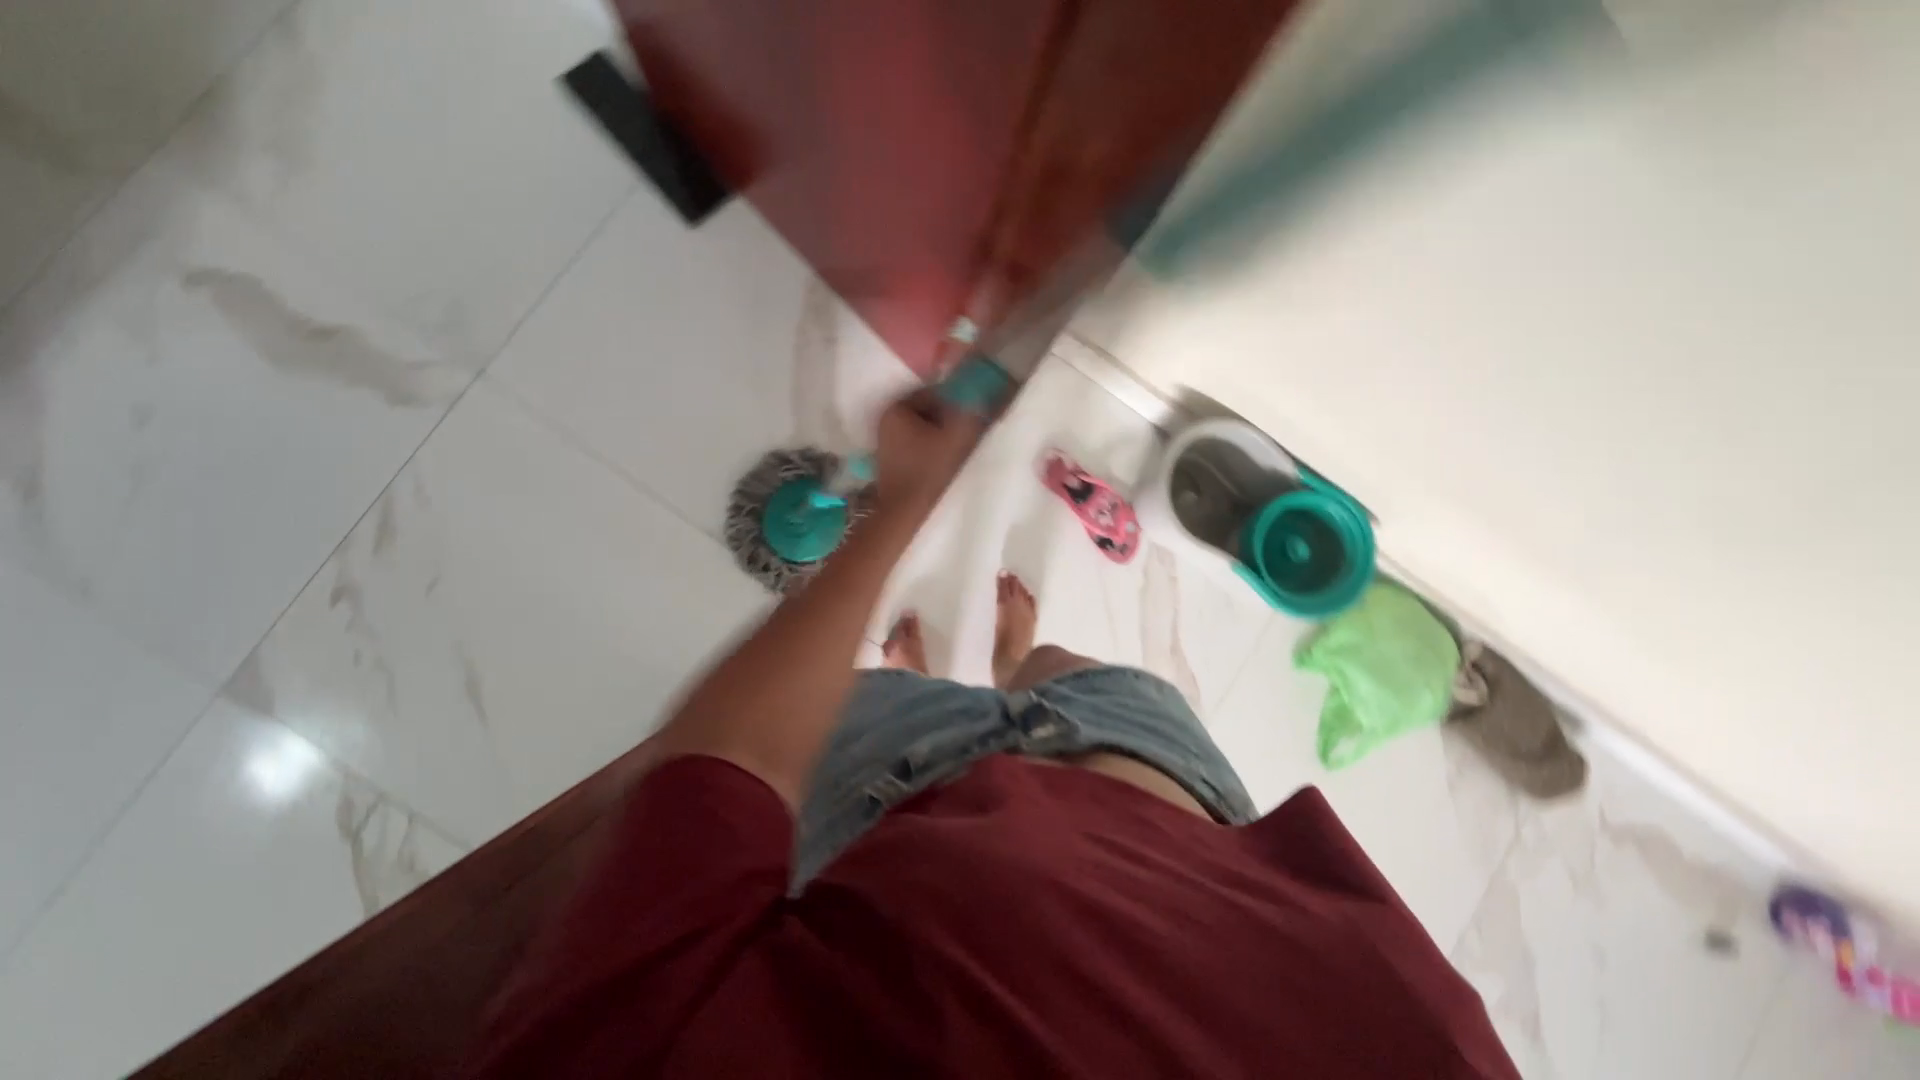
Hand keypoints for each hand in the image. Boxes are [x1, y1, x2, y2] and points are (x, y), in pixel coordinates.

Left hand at [872, 388, 989, 516]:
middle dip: (950, 421)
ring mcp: (887, 449)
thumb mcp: (960, 434)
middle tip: (973, 434)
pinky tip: (949, 467)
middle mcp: (886, 425)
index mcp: (896, 410)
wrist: (909, 518)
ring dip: (944, 440)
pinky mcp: (893, 469)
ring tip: (964, 452)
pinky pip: (919, 453)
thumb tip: (982, 392)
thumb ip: (972, 408)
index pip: (934, 393)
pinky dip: (934, 456)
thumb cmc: (933, 472)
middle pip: (929, 414)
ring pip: (925, 434)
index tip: (975, 417)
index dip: (958, 402)